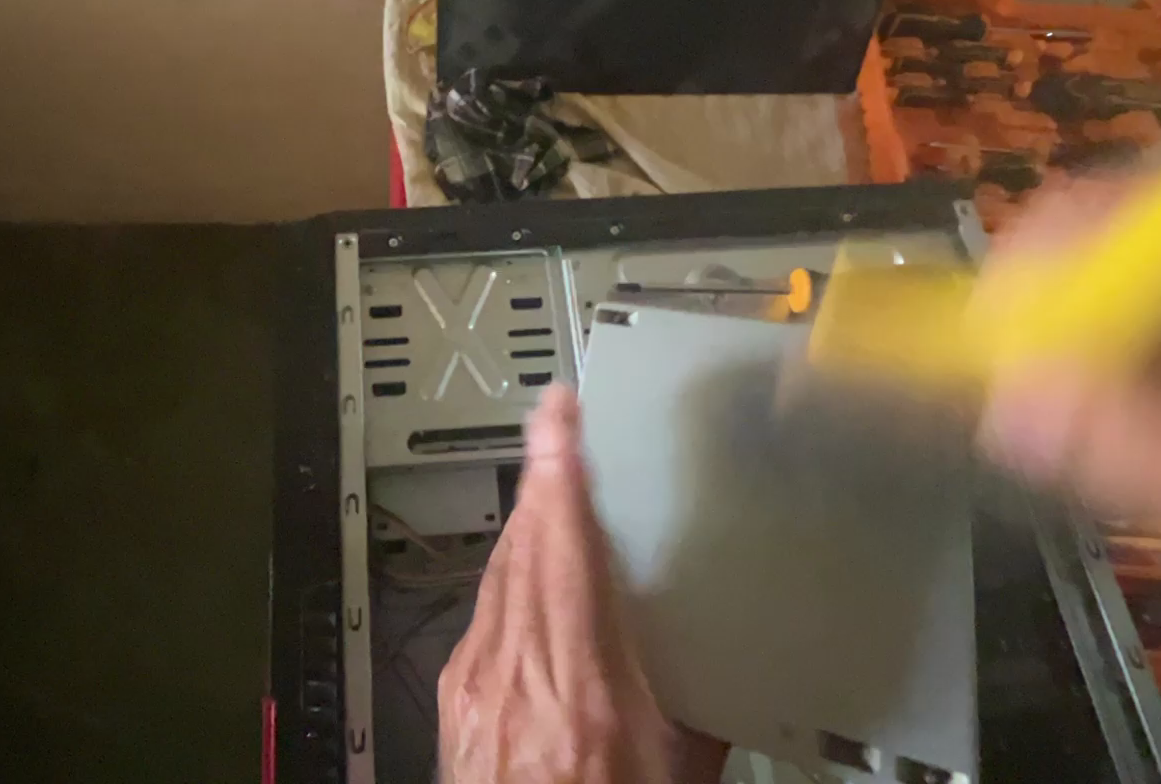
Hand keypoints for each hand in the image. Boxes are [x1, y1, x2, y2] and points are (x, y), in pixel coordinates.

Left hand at [437, 385, 728, 783]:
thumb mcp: (677, 765)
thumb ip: (687, 699)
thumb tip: (703, 656)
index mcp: (583, 673)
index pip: (564, 538)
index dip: (559, 465)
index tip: (558, 412)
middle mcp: (519, 660)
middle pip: (526, 537)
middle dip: (545, 477)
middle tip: (560, 433)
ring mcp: (478, 671)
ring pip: (502, 563)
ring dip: (530, 520)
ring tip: (551, 487)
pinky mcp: (457, 687)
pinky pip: (485, 602)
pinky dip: (511, 572)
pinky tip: (530, 572)